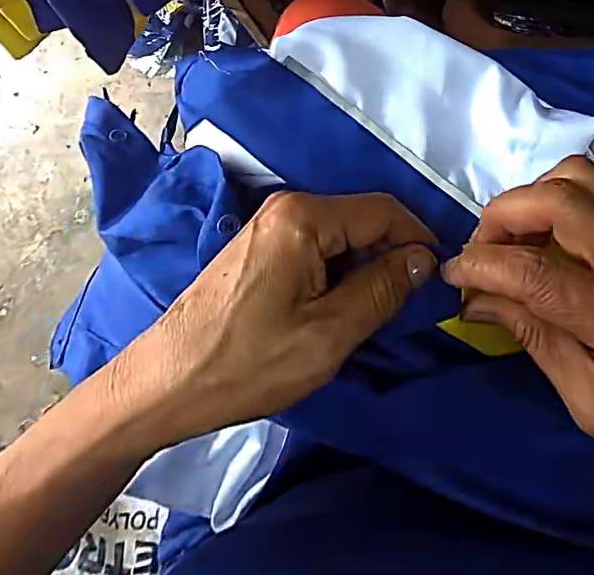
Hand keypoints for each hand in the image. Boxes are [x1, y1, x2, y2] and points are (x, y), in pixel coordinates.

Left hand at [106, 191, 437, 449]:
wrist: (157, 388)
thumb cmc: (243, 364)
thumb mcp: (327, 336)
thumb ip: (383, 289)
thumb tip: (424, 259)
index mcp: (305, 217)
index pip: (384, 211)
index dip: (418, 240)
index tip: (436, 277)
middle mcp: (288, 205)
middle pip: (363, 219)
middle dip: (392, 255)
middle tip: (406, 300)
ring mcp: (271, 222)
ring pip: (343, 233)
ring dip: (366, 264)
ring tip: (374, 307)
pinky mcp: (261, 243)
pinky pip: (319, 243)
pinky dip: (340, 268)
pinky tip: (339, 304)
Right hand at [439, 157, 593, 535]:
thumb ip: (541, 343)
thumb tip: (480, 298)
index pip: (547, 275)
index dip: (488, 266)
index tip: (453, 273)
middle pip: (568, 198)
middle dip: (507, 212)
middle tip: (480, 251)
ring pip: (587, 178)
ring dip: (535, 197)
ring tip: (512, 242)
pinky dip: (563, 199)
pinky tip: (548, 237)